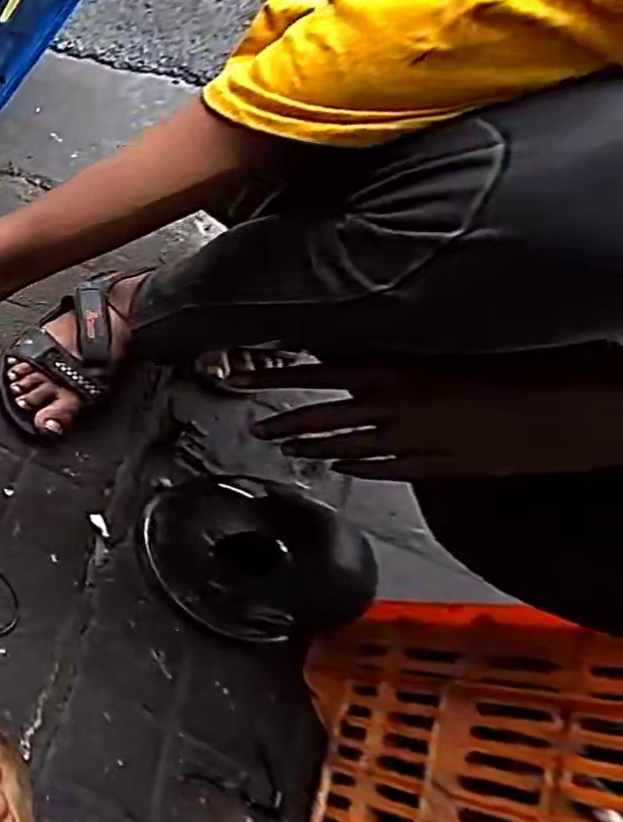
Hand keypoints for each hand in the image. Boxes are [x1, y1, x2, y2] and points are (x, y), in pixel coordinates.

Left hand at [236, 361, 622, 479]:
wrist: (598, 406)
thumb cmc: (526, 367)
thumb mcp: (442, 353)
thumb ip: (390, 359)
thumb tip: (347, 359)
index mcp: (391, 373)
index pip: (307, 374)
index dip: (266, 377)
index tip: (235, 379)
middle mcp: (392, 407)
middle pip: (315, 418)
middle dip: (280, 424)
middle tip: (256, 430)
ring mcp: (415, 440)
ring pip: (342, 446)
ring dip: (308, 447)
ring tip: (285, 447)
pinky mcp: (443, 466)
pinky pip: (384, 469)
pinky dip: (357, 467)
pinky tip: (340, 467)